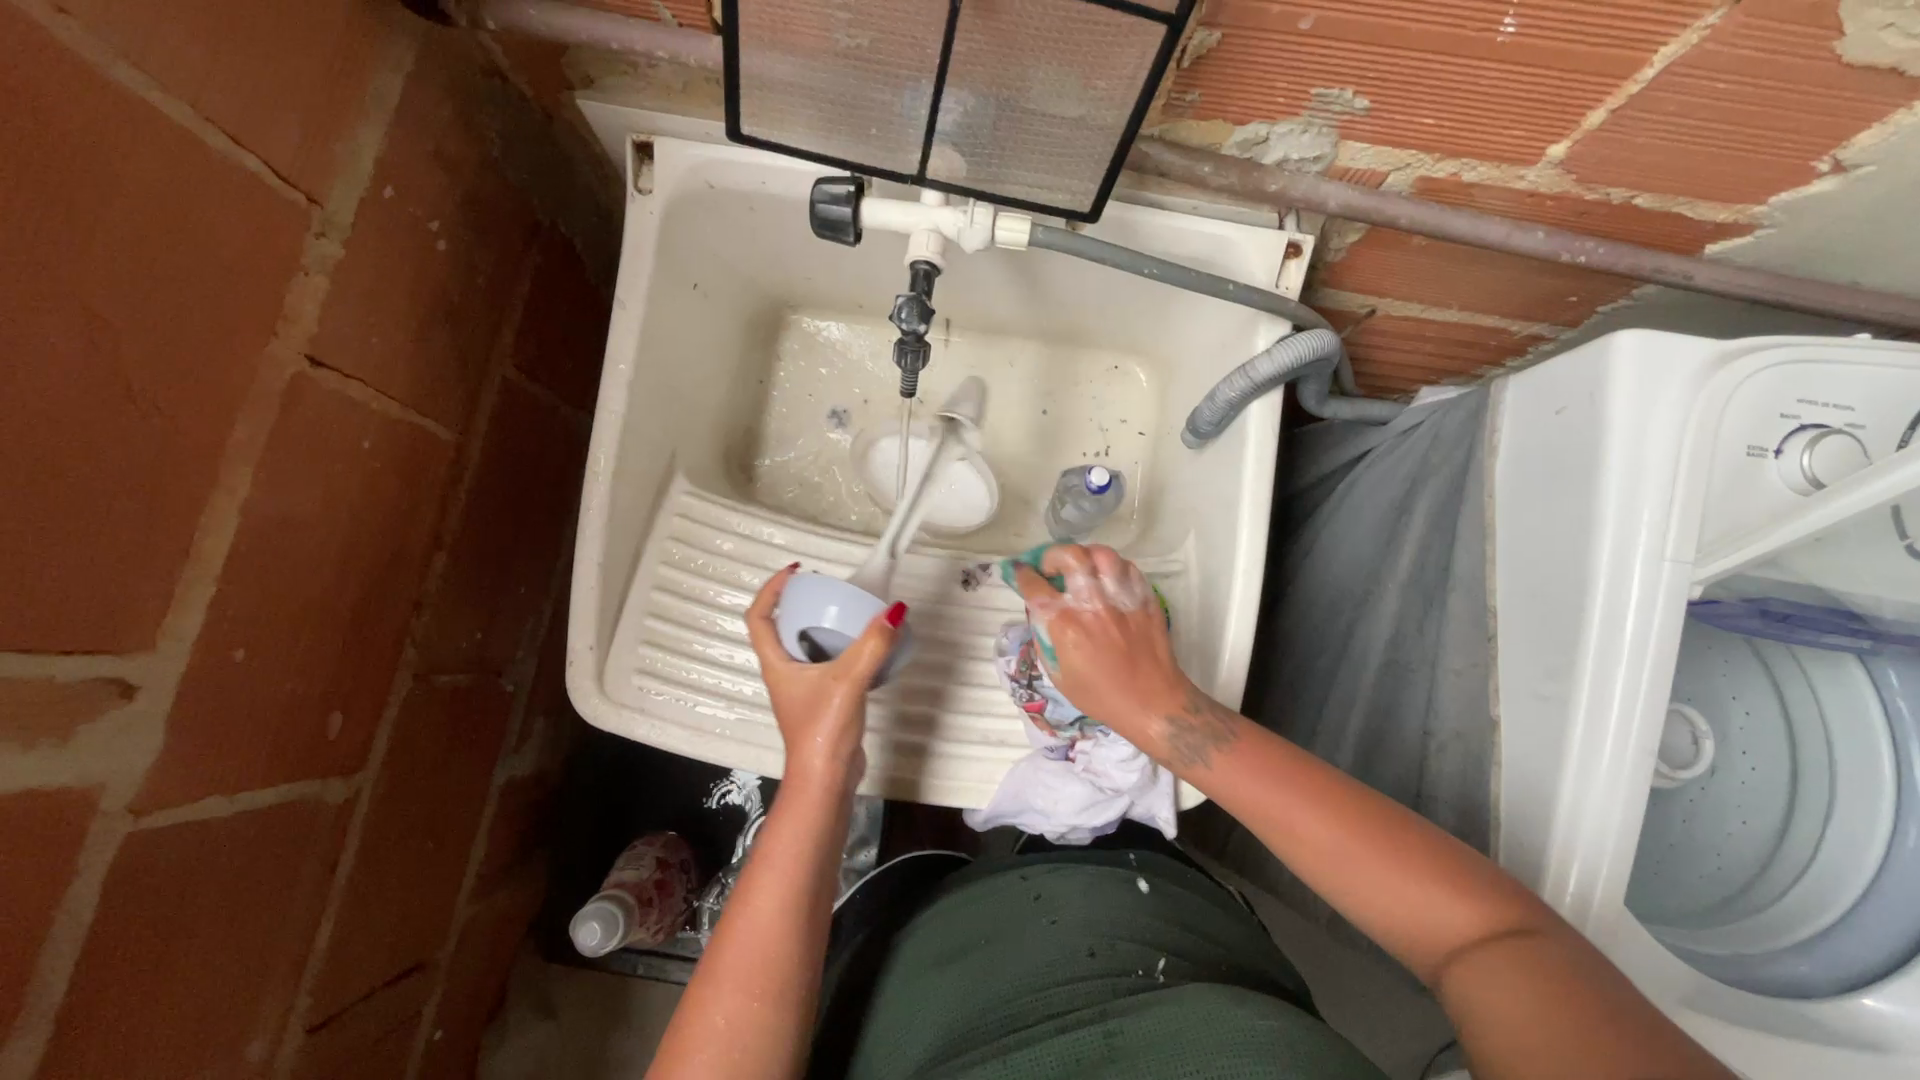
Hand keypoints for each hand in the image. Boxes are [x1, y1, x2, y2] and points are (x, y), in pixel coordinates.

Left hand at [744, 565, 905, 790]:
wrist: (827, 778)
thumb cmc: (823, 729)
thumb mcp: (848, 680)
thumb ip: (872, 645)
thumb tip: (895, 610)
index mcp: (775, 663)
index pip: (758, 616)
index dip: (770, 589)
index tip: (796, 571)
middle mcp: (783, 672)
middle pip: (780, 627)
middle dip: (798, 602)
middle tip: (827, 587)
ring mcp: (801, 687)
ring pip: (804, 645)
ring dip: (819, 624)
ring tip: (847, 610)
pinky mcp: (821, 699)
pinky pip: (825, 661)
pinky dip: (839, 646)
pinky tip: (864, 645)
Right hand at [1011, 545, 1230, 766]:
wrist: (1151, 702)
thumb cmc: (1101, 696)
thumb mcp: (1058, 676)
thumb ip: (1044, 640)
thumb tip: (1039, 615)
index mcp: (1065, 624)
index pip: (1035, 585)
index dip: (1022, 574)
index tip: (1021, 572)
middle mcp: (1091, 603)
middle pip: (1069, 556)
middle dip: (1052, 556)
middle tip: (1051, 568)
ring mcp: (1121, 597)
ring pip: (1102, 554)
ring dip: (1085, 555)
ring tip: (1081, 566)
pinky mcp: (1144, 599)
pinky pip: (1127, 568)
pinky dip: (1113, 567)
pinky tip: (1107, 578)